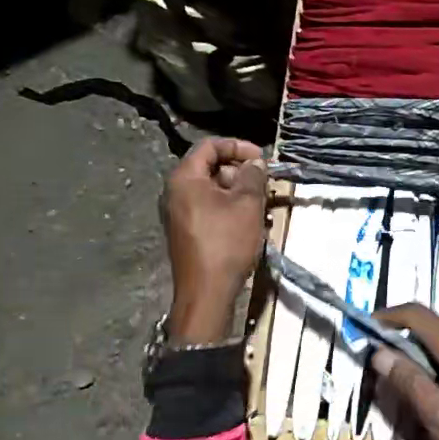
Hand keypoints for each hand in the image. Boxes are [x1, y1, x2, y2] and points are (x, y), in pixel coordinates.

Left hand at [161, 137, 267, 343]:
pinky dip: (227, 208)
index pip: (210, 146)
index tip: (262, 159)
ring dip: (237, 191)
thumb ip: (253, 175)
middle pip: (209, 167)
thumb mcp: (246, 204)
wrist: (206, 293)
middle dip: (239, 171)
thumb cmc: (226, 243)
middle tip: (264, 183)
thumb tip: (255, 162)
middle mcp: (174, 192)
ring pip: (210, 189)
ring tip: (261, 204)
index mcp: (184, 178)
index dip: (238, 146)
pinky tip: (248, 222)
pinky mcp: (184, 231)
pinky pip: (207, 208)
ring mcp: (177, 213)